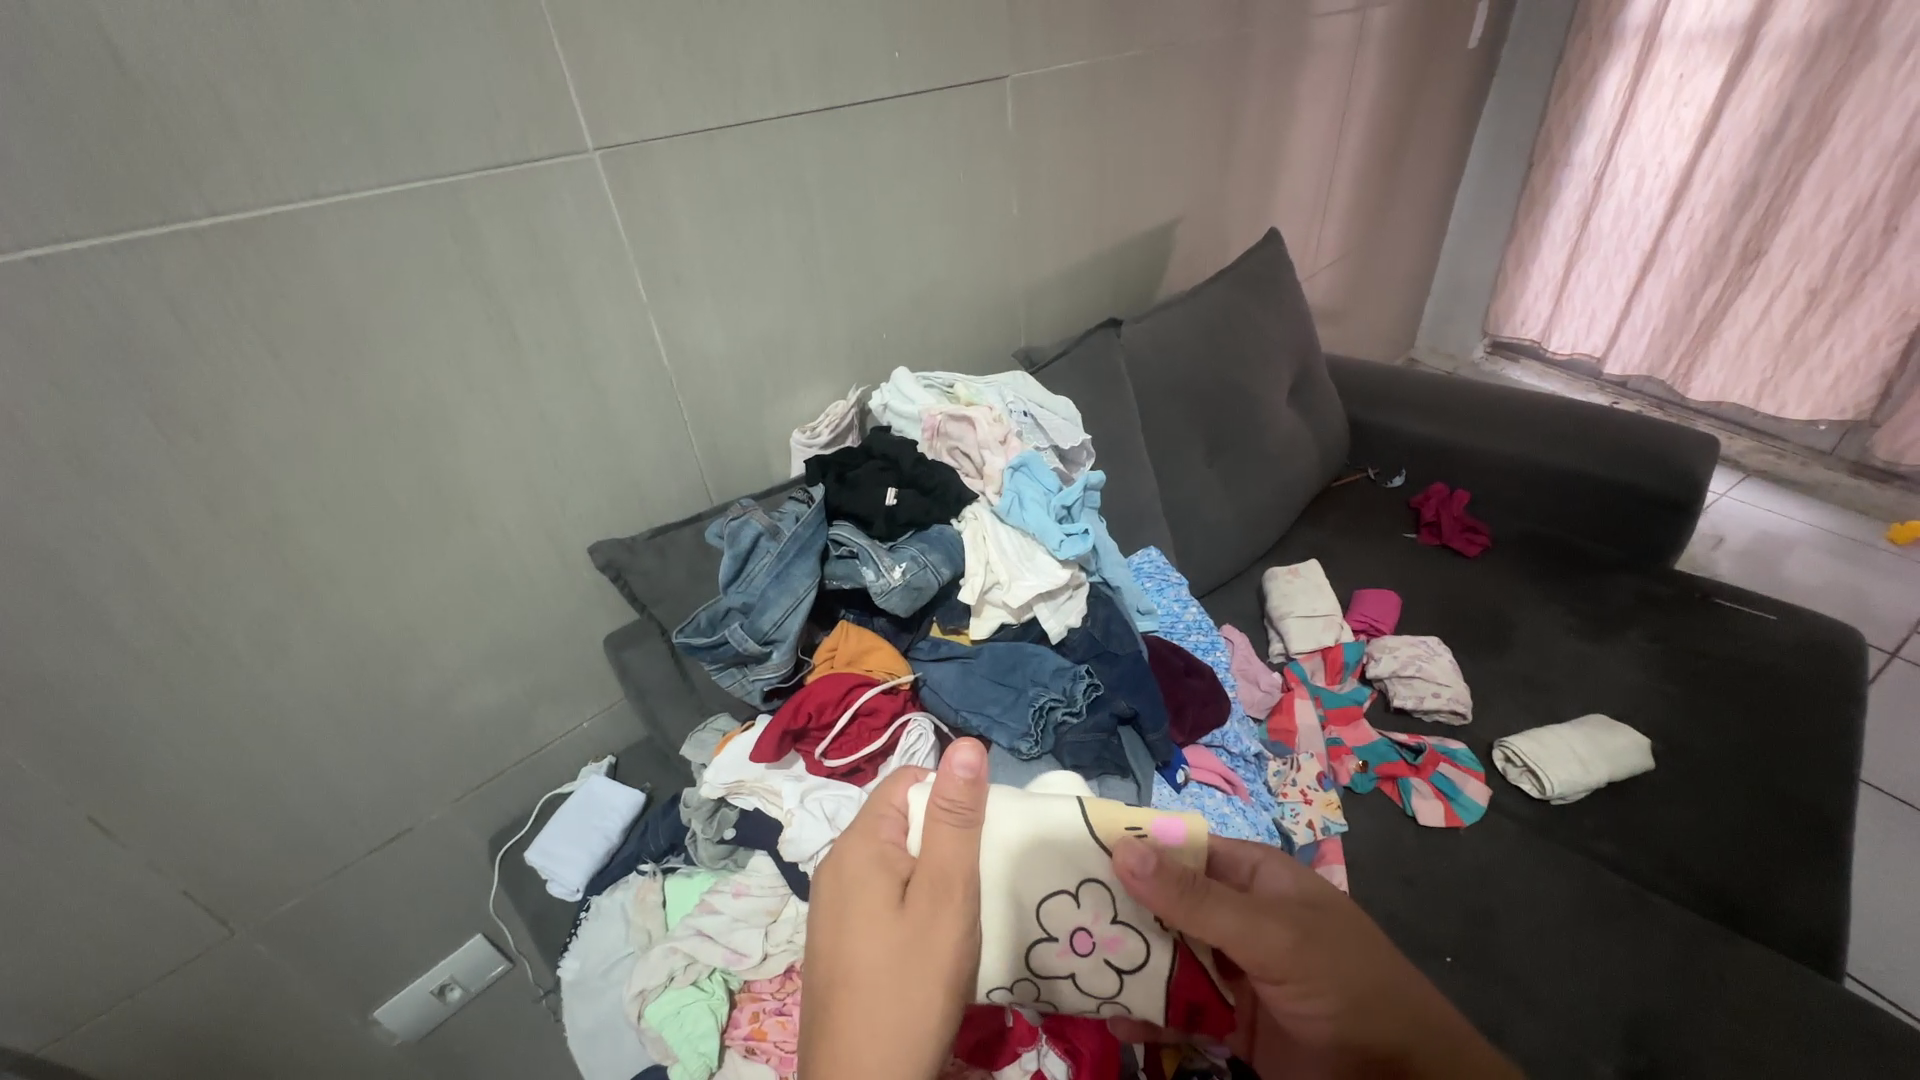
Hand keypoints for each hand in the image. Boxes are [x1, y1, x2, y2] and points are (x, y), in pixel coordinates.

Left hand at [800, 738, 989, 1079]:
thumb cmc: (911, 984)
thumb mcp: (946, 896)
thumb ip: (957, 819)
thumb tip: (965, 743)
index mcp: (858, 843)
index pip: (908, 782)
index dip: (951, 797)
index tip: (983, 837)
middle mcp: (836, 865)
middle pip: (900, 821)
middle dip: (944, 840)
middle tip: (976, 883)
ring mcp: (832, 906)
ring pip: (892, 862)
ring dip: (930, 876)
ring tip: (960, 915)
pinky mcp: (837, 941)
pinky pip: (879, 898)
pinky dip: (910, 905)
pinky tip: (929, 944)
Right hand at [1108, 836, 1519, 1079]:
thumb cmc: (1343, 983)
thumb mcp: (1271, 934)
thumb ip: (1195, 898)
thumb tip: (1121, 847)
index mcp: (1250, 874)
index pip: (1177, 849)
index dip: (1127, 851)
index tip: (1069, 858)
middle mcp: (1235, 913)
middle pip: (1162, 903)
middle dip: (1116, 912)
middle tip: (1057, 918)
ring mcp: (1231, 968)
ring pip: (1163, 955)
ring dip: (1123, 962)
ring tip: (1067, 966)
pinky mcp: (1229, 1019)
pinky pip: (1176, 1007)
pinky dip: (1145, 1012)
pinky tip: (1109, 1016)